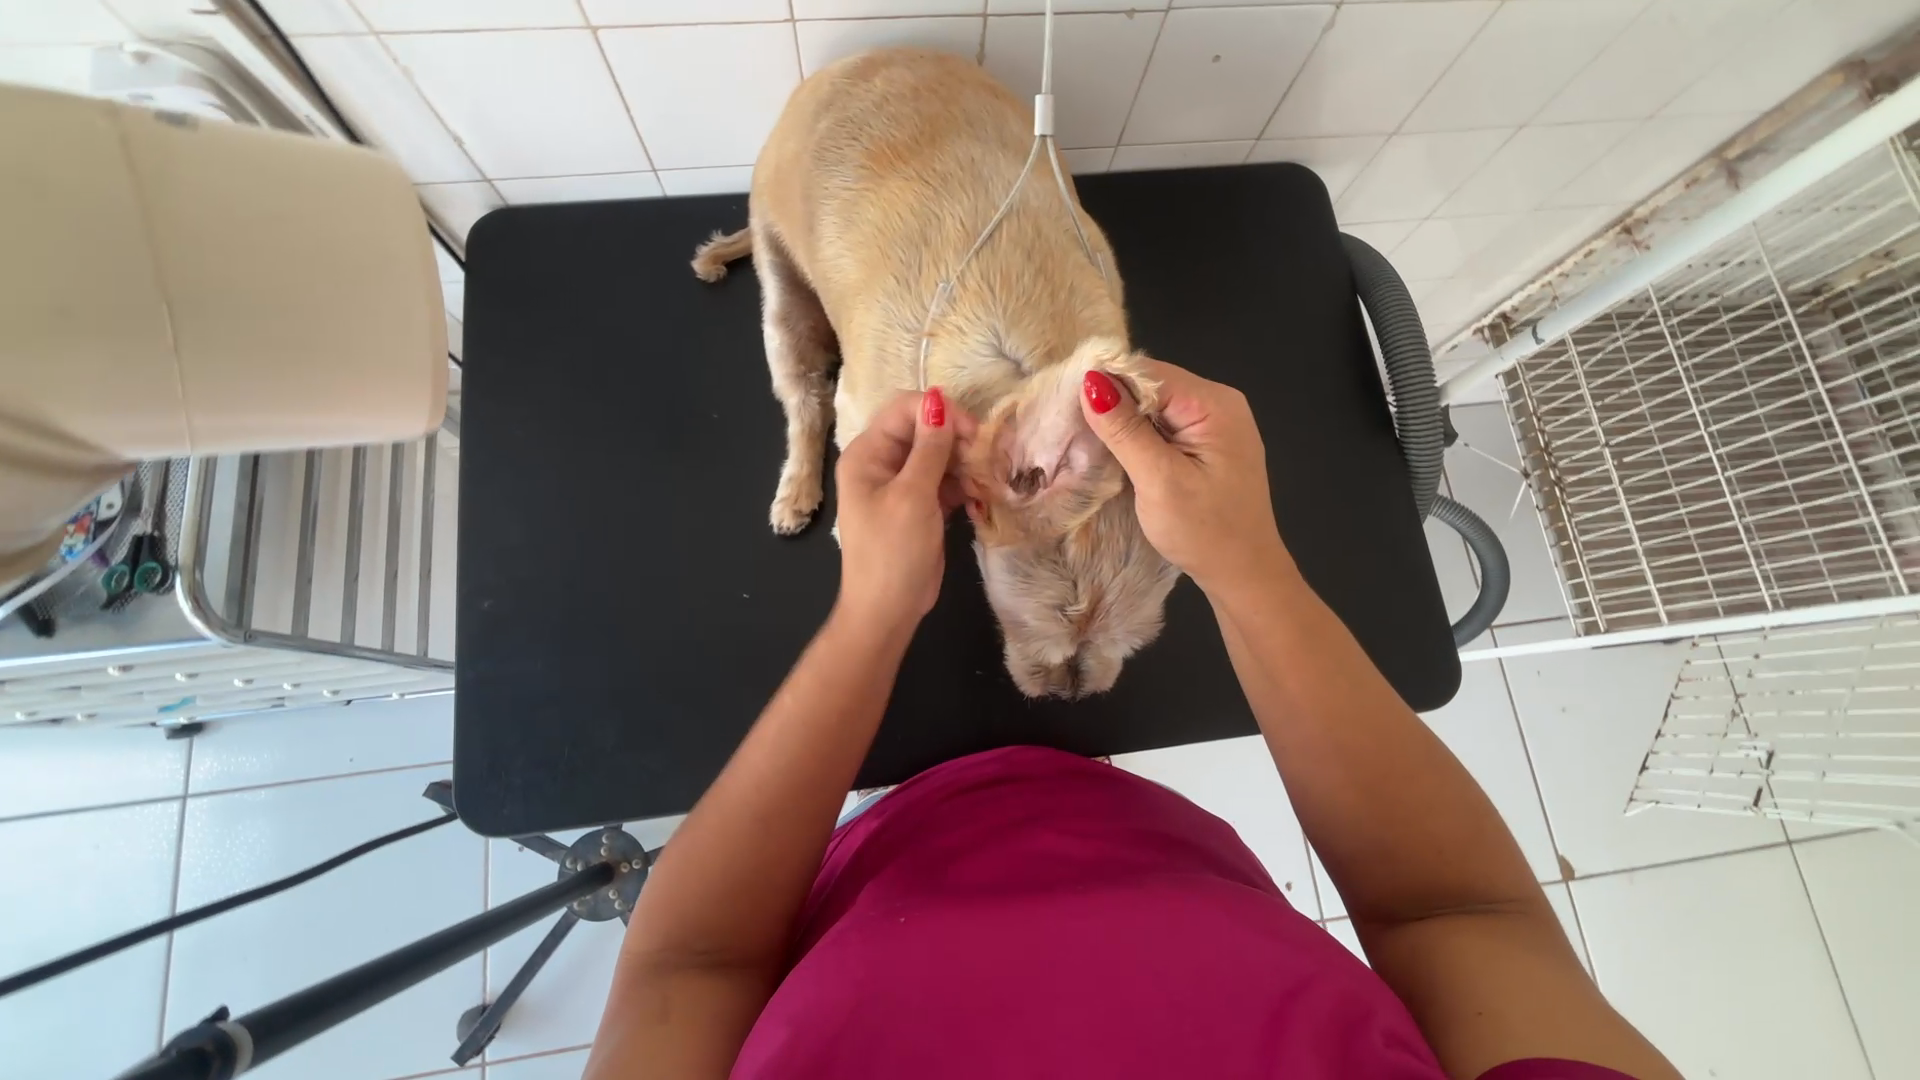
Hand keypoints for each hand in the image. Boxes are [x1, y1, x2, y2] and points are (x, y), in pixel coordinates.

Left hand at [833, 388, 974, 634]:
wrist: (887, 611)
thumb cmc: (893, 552)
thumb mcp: (913, 496)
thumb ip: (930, 448)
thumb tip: (939, 401)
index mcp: (868, 454)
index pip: (905, 409)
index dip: (941, 413)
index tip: (974, 434)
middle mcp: (882, 463)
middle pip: (925, 430)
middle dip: (958, 439)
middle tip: (988, 459)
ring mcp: (902, 485)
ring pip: (940, 456)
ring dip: (966, 463)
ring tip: (989, 480)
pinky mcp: (920, 506)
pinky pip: (945, 482)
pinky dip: (964, 484)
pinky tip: (982, 495)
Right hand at [1079, 361, 1290, 595]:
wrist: (1243, 573)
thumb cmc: (1205, 531)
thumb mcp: (1159, 480)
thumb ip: (1126, 430)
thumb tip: (1091, 382)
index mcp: (1214, 404)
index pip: (1149, 373)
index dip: (1106, 383)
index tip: (1065, 404)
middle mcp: (1218, 403)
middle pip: (1152, 385)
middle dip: (1112, 401)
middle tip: (1070, 425)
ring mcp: (1215, 424)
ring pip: (1155, 406)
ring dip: (1122, 420)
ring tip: (1085, 438)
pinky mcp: (1206, 445)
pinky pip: (1164, 425)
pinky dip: (1138, 435)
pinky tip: (1116, 452)